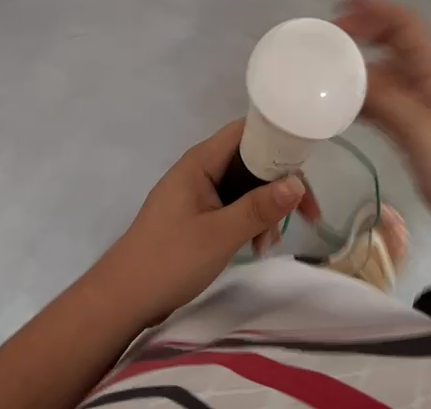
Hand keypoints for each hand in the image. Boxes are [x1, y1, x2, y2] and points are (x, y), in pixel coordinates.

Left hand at [91, 119, 317, 325]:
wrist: (123, 298)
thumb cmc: (169, 259)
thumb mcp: (220, 234)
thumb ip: (259, 207)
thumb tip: (298, 182)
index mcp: (201, 161)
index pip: (246, 131)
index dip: (278, 139)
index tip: (306, 164)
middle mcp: (200, 169)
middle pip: (251, 160)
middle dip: (279, 184)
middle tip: (307, 213)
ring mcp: (198, 192)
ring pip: (245, 186)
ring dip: (265, 208)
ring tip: (269, 243)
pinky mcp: (198, 215)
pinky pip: (234, 205)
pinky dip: (250, 221)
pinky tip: (256, 246)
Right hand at [337, 0, 430, 240]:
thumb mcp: (421, 129)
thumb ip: (384, 100)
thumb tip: (344, 76)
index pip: (405, 25)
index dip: (376, 10)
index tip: (340, 13)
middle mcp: (424, 84)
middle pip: (390, 44)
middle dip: (360, 35)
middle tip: (324, 44)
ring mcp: (417, 109)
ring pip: (381, 76)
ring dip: (355, 69)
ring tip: (321, 74)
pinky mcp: (409, 134)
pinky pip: (378, 106)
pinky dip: (358, 102)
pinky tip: (335, 111)